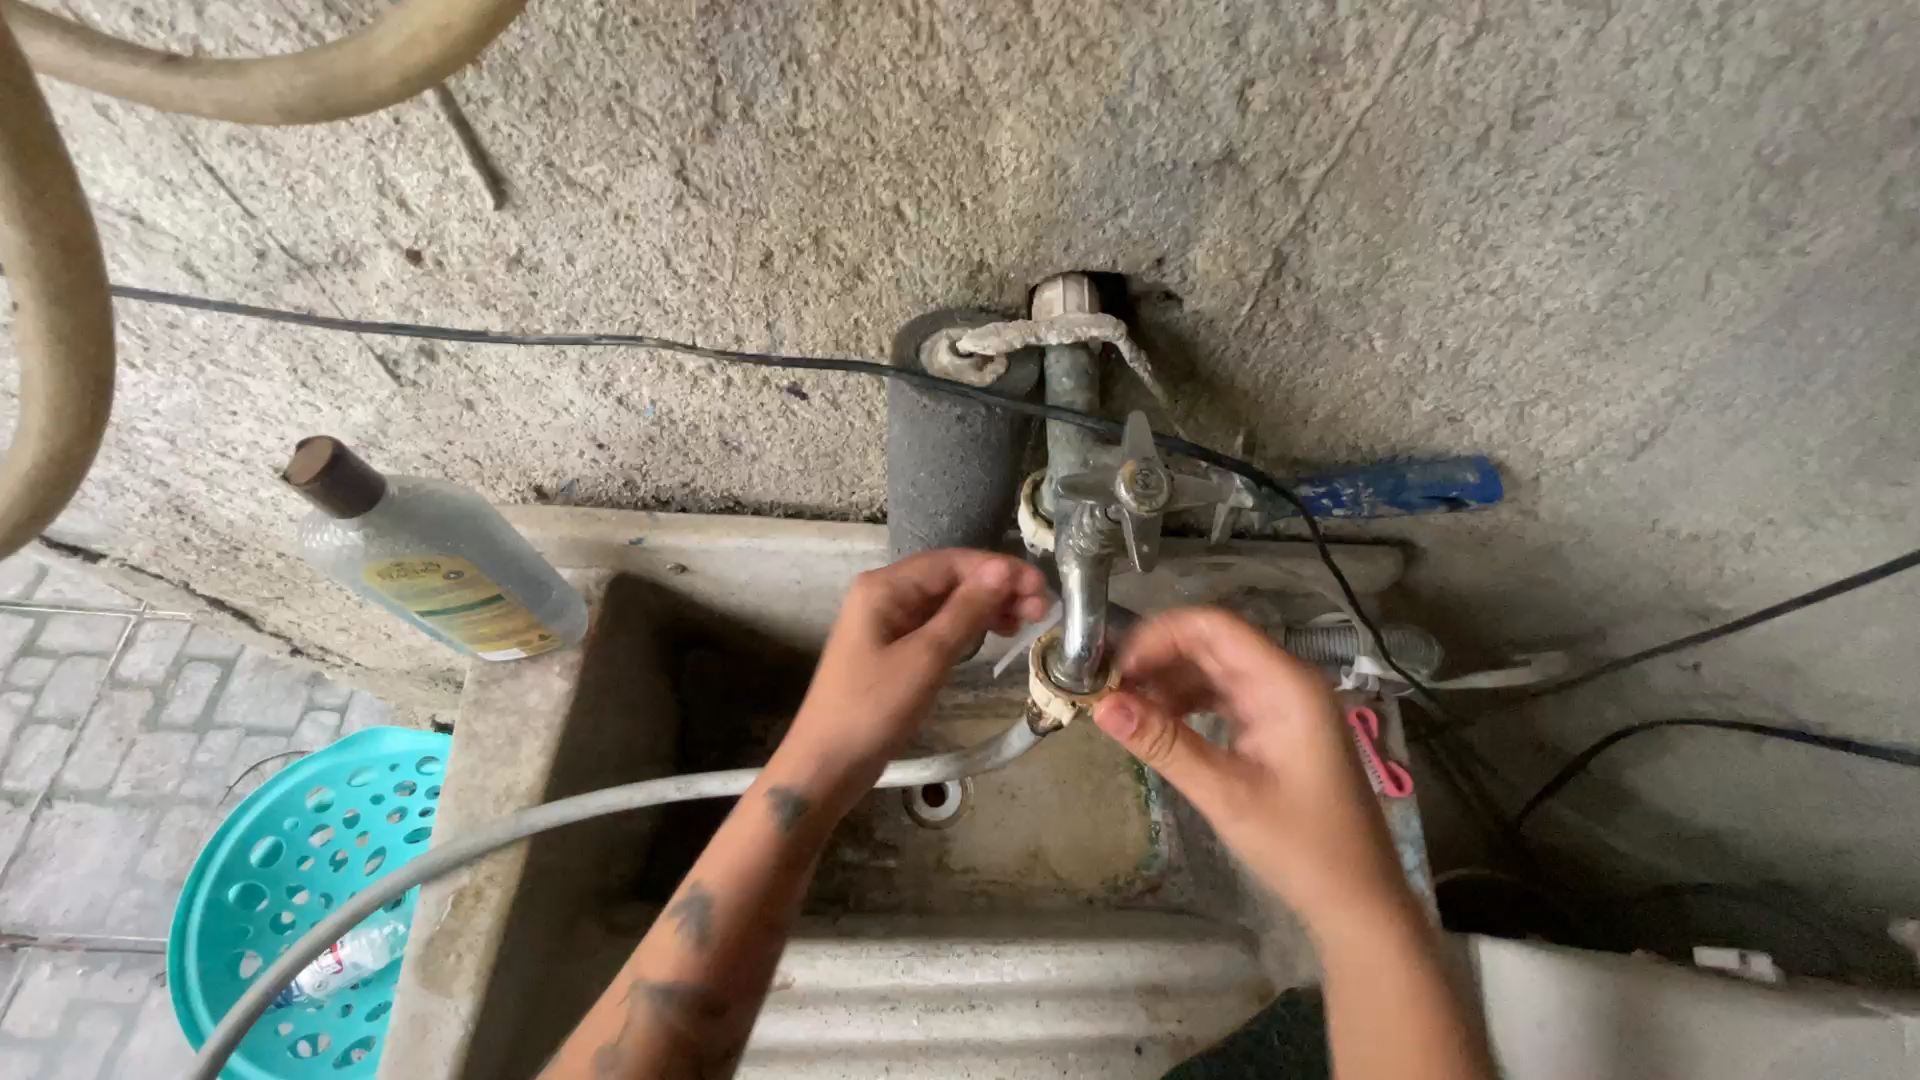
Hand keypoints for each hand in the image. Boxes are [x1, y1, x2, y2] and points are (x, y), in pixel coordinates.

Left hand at [785, 549, 1049, 783]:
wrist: (828, 764)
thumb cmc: (874, 708)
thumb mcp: (927, 657)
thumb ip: (966, 611)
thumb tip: (1004, 571)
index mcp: (885, 587)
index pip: (951, 562)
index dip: (998, 570)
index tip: (1039, 586)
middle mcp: (886, 595)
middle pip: (950, 579)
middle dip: (997, 588)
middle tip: (1042, 608)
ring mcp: (889, 622)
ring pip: (948, 602)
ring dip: (988, 607)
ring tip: (1029, 621)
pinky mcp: (896, 649)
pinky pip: (939, 625)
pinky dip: (970, 626)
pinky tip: (997, 633)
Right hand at [1090, 607, 1412, 936]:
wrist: (1359, 902)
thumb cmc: (1302, 847)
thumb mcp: (1225, 794)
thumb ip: (1163, 743)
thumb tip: (1101, 705)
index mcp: (1285, 684)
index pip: (1213, 627)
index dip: (1158, 636)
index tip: (1115, 667)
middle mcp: (1284, 681)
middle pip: (1209, 645)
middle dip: (1156, 659)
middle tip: (1108, 686)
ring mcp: (1280, 704)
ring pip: (1211, 670)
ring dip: (1166, 682)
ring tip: (1124, 707)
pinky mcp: (1273, 727)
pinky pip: (1221, 697)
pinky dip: (1185, 704)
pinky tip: (1156, 723)